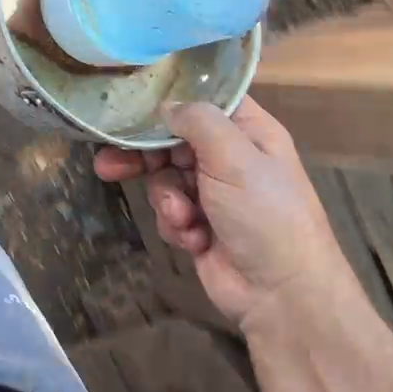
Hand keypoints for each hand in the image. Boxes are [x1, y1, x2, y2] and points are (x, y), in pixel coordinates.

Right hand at [94, 97, 353, 329]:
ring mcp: (212, 190)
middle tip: (110, 159)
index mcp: (247, 133)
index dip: (169, 94)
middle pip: (170, 137)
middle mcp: (228, 156)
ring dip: (166, 196)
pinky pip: (167, 206)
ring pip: (162, 174)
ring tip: (176, 215)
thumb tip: (164, 105)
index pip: (203, 98)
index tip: (130, 93)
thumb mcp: (235, 158)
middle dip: (143, 153)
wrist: (282, 298)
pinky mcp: (197, 221)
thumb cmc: (267, 217)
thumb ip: (197, 120)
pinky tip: (194, 237)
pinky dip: (175, 222)